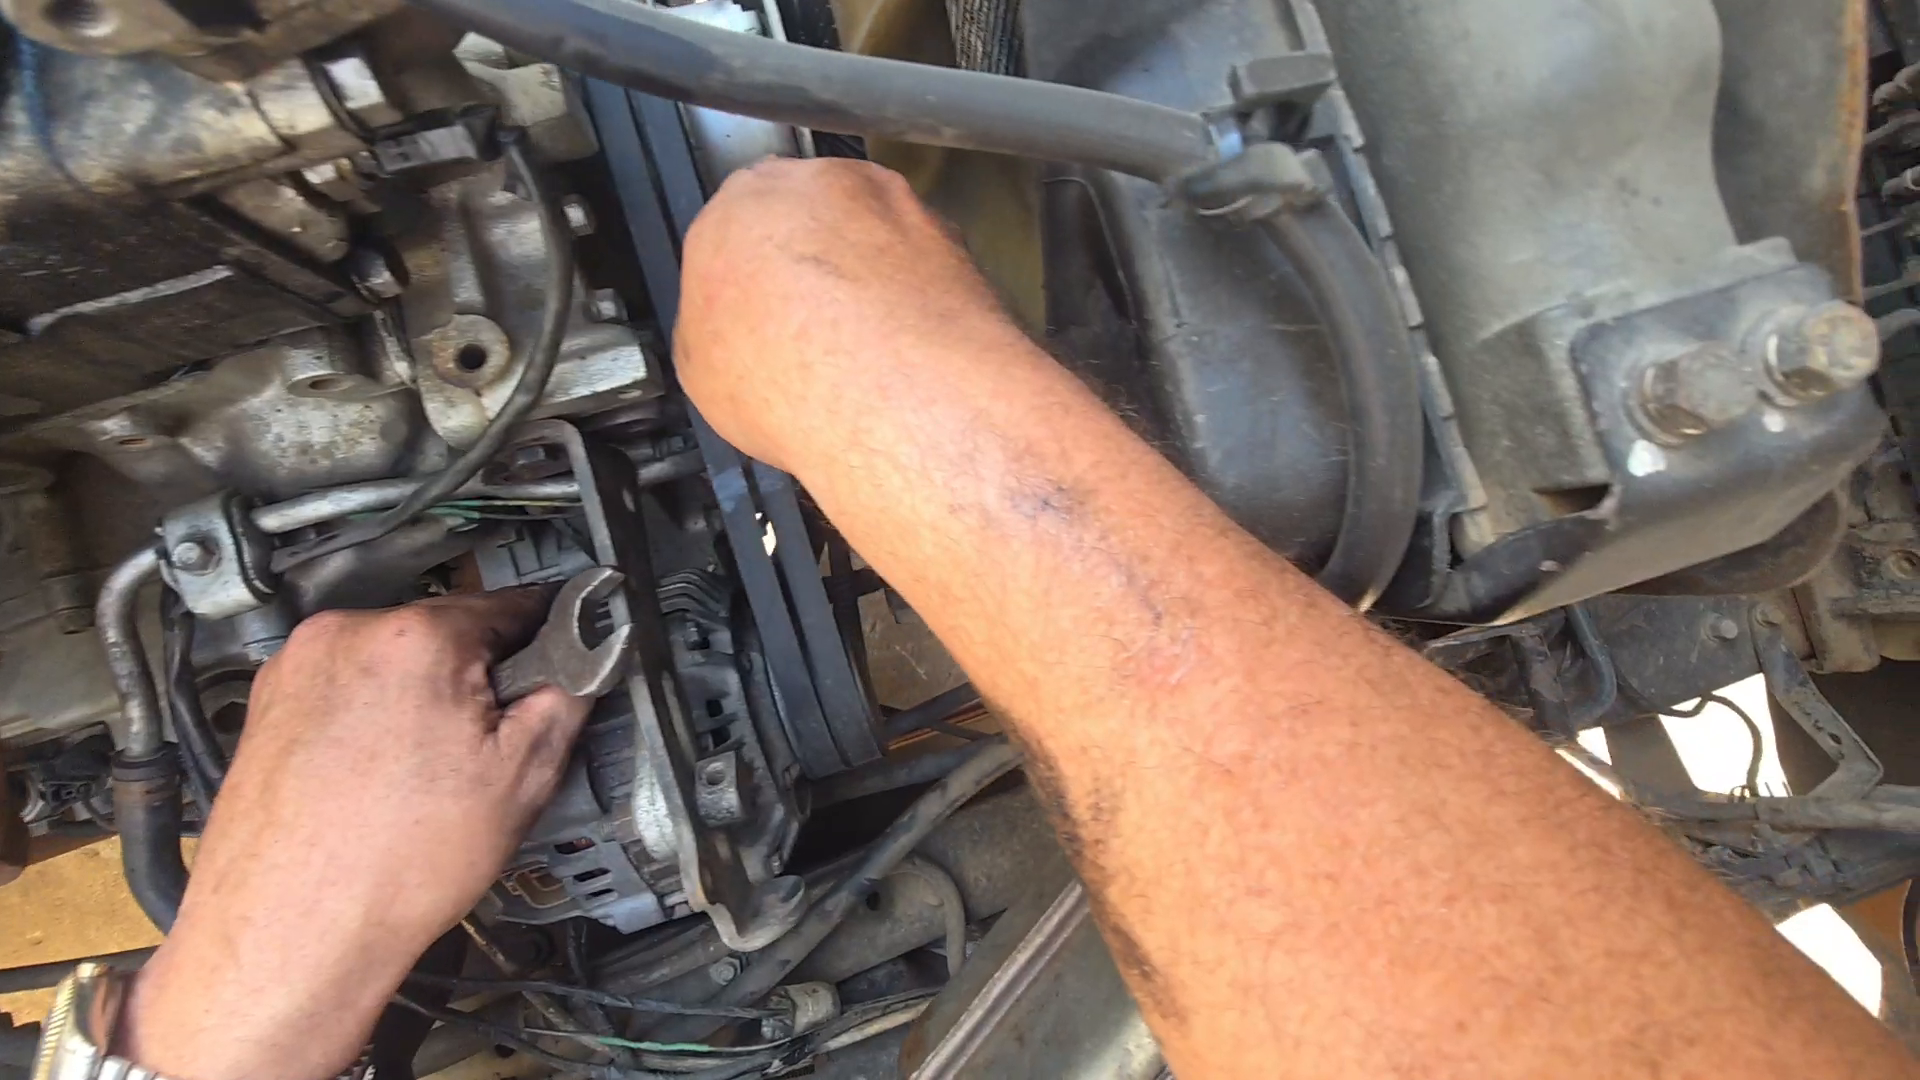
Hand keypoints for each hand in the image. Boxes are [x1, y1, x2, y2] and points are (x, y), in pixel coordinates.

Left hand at [119, 589, 590, 1079]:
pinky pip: (362, 682)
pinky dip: (391, 709)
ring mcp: (298, 669)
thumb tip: (590, 650)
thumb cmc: (393, 867)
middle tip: (501, 734)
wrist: (287, 943)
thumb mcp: (528, 769)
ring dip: (439, 689)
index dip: (552, 637)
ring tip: (442, 761)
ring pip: (410, 655)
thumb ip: (572, 687)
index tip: (562, 662)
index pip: (516, 602)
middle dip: (491, 670)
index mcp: (414, 637)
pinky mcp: (271, 705)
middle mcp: (344, 635)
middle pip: (459, 627)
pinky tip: (398, 767)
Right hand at [677, 157, 1027, 473]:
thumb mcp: (708, 375)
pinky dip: (922, 293)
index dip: (755, 285)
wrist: (893, 393)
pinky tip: (914, 344)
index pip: (737, 235)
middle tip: (823, 334)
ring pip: (874, 235)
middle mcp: (814, 188)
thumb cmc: (797, 383)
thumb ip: (716, 332)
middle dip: (818, 273)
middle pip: (810, 223)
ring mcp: (889, 204)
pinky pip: (927, 260)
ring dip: (873, 278)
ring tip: (874, 347)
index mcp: (735, 210)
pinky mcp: (950, 233)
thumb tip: (731, 345)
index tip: (767, 321)